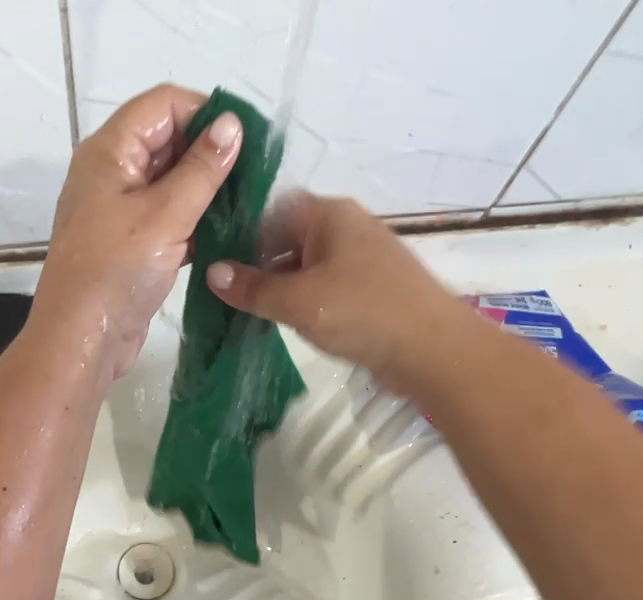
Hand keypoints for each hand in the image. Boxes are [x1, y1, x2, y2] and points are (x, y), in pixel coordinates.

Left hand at [32, 84, 243, 379]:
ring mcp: (119, 212)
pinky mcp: (130, 246)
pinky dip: (195, 222)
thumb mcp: (165, 215)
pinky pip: (167, 219)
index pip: (163, 105)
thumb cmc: (116, 272)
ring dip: (206, 191)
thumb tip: (232, 124)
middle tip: (255, 175)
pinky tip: (227, 233)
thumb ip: (202, 169)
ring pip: (170, 183)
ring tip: (248, 203)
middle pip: (168, 141)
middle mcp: (111, 174)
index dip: (206, 113)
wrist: (81, 341)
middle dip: (209, 153)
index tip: (247, 138)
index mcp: (109, 152)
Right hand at [205, 195, 472, 397]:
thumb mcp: (297, 301)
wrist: (431, 348)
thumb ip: (252, 287)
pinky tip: (288, 322)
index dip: (242, 232)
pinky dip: (304, 298)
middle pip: (288, 235)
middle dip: (258, 262)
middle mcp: (347, 225)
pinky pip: (325, 283)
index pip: (272, 208)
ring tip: (251, 312)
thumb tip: (212, 272)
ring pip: (307, 262)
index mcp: (329, 214)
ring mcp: (362, 256)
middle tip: (227, 293)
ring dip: (280, 285)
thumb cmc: (361, 313)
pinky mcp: (371, 286)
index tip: (217, 263)